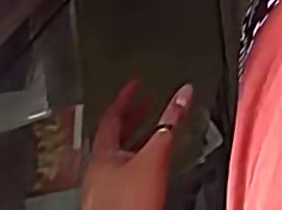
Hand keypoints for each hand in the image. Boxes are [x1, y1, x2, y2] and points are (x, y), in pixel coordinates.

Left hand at [83, 79, 192, 209]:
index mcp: (102, 157)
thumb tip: (184, 93)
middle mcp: (98, 173)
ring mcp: (102, 191)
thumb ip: (171, 121)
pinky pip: (123, 173)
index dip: (125, 98)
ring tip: (153, 129)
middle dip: (132, 117)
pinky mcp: (112, 205)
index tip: (135, 85)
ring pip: (118, 156)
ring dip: (136, 138)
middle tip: (146, 102)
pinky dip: (137, 158)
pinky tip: (151, 164)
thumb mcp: (156, 154)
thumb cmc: (130, 204)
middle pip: (113, 137)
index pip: (110, 117)